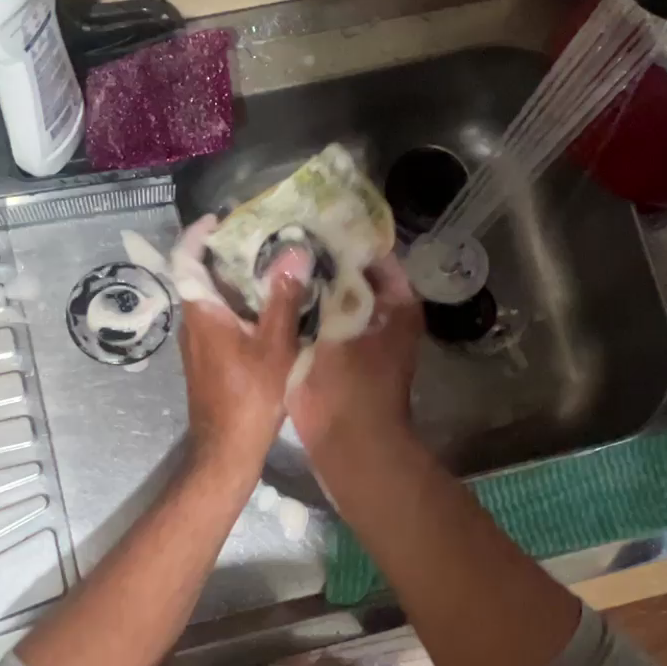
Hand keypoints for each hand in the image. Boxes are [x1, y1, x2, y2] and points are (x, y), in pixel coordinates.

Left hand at [175, 214, 312, 471]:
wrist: (226, 448)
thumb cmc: (249, 397)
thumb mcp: (274, 346)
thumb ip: (282, 298)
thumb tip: (292, 252)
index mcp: (202, 312)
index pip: (185, 258)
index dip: (198, 234)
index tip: (221, 218)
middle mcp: (192, 322)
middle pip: (200, 275)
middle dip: (226, 253)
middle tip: (261, 237)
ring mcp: (197, 341)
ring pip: (211, 298)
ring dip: (235, 281)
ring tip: (272, 266)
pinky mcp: (207, 357)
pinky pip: (218, 317)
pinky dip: (239, 305)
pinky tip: (269, 307)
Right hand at [288, 253, 422, 458]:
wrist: (348, 447)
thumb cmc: (352, 388)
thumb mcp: (341, 328)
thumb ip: (329, 288)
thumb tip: (311, 251)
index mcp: (397, 305)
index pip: (374, 254)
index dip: (347, 236)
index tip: (314, 218)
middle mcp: (381, 317)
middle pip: (351, 275)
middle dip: (321, 259)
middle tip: (284, 235)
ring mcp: (357, 338)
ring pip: (331, 299)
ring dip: (308, 286)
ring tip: (272, 258)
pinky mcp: (335, 358)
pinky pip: (316, 323)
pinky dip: (299, 312)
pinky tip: (270, 295)